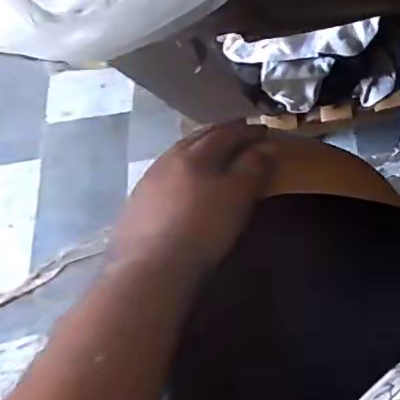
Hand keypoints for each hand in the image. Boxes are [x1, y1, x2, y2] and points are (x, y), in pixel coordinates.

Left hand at [111, 122, 275, 276]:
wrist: (149, 270)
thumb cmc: (204, 225)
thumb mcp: (240, 194)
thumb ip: (255, 166)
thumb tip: (264, 146)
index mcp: (194, 155)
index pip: (225, 133)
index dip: (247, 129)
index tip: (264, 129)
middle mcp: (167, 162)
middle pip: (196, 139)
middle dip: (220, 133)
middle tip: (240, 133)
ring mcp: (146, 183)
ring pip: (177, 156)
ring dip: (198, 150)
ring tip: (214, 155)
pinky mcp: (135, 206)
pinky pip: (166, 176)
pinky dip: (183, 170)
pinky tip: (187, 183)